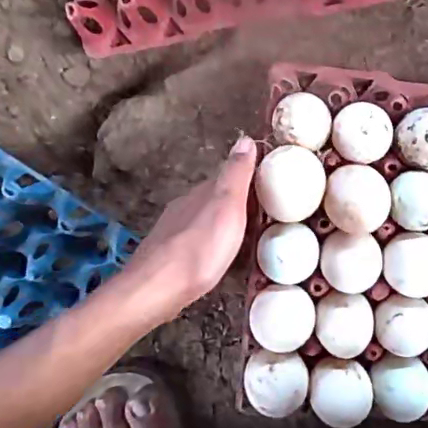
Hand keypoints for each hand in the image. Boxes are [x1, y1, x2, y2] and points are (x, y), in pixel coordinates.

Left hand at [121, 136, 257, 320]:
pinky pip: (195, 243)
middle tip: (264, 218)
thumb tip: (245, 138)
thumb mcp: (227, 206)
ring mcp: (173, 232)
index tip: (271, 190)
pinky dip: (209, 245)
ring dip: (222, 225)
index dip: (249, 181)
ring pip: (203, 221)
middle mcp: (184, 207)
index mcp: (201, 193)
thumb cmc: (200, 248)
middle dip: (237, 205)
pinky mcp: (167, 257)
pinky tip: (216, 258)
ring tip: (244, 239)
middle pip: (214, 200)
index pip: (227, 177)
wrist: (157, 289)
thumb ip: (236, 174)